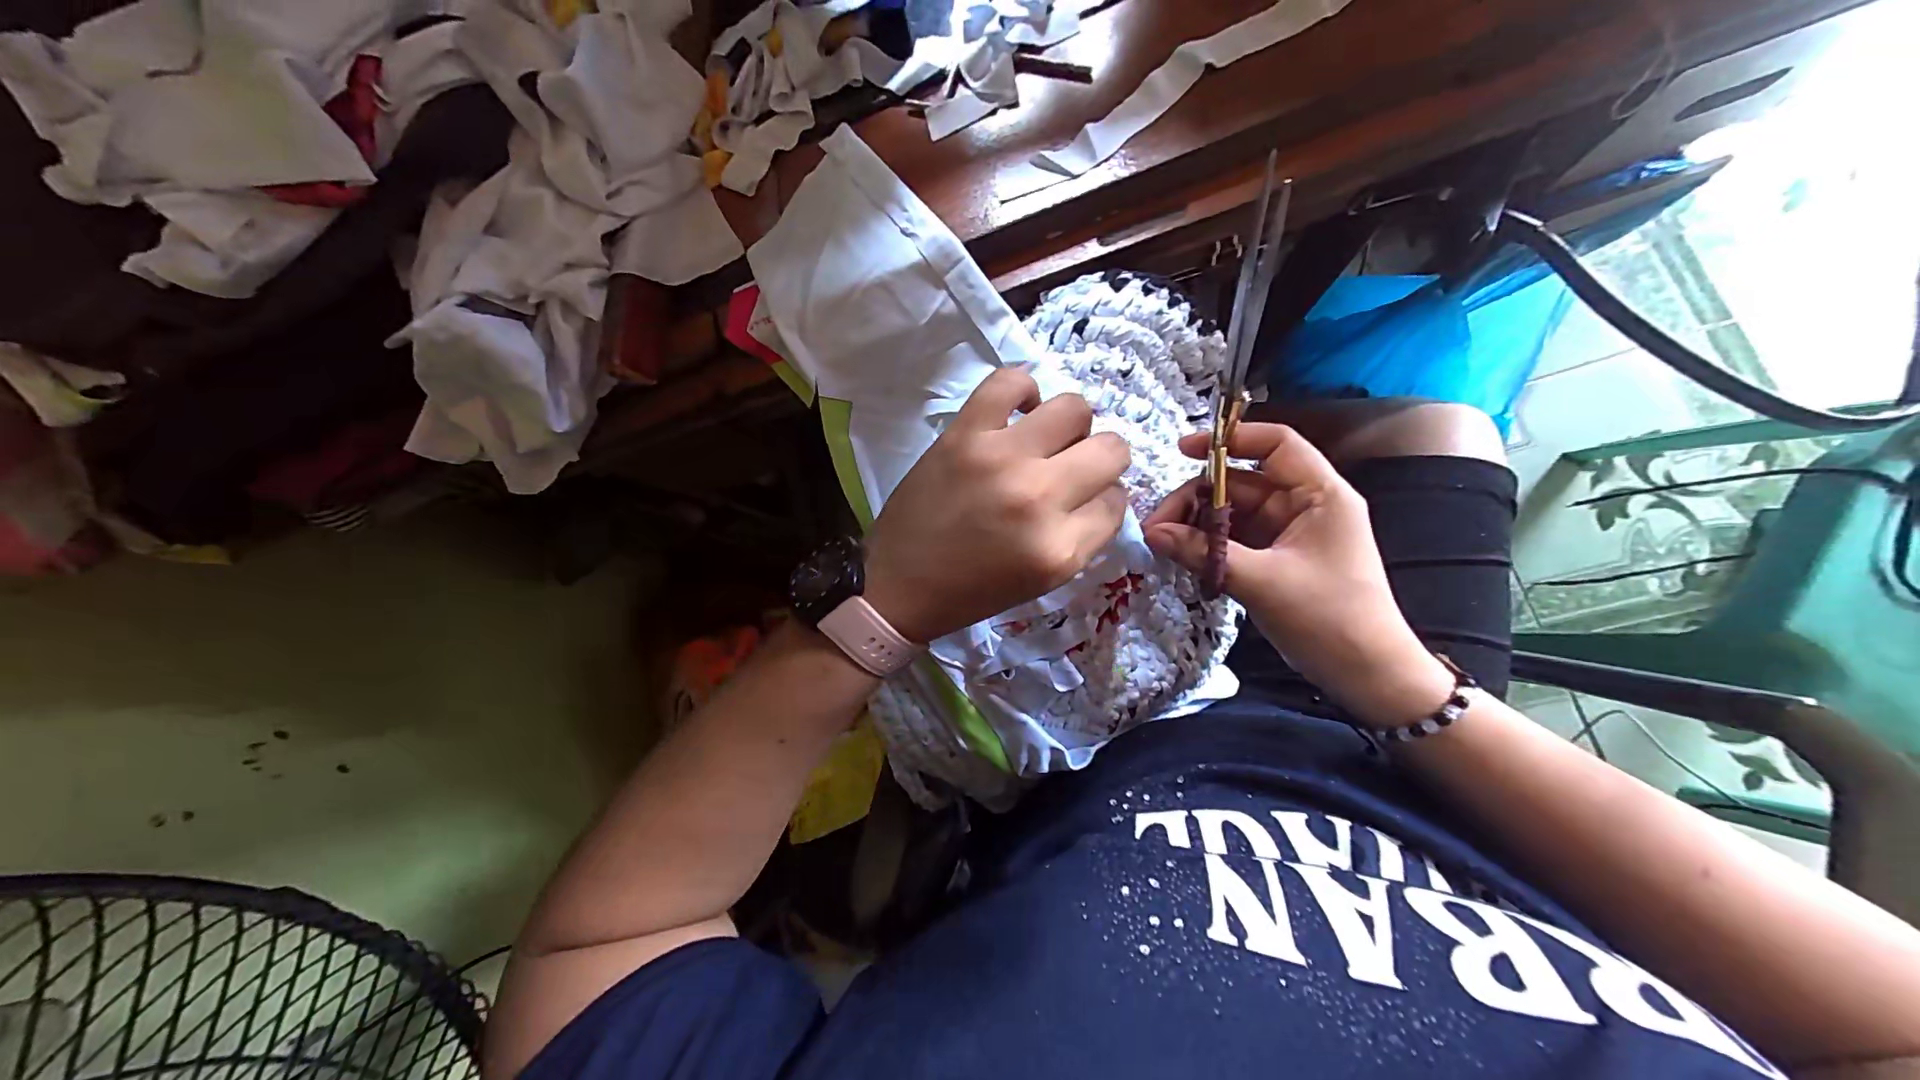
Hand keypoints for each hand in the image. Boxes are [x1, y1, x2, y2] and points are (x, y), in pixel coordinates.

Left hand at [863, 368, 1130, 644]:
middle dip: (1100, 459)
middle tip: (1068, 468)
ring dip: (1069, 426)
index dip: (1104, 497)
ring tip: (1043, 441)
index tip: (1081, 500)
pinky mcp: (964, 435)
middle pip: (1111, 450)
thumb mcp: (1044, 578)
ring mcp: (1001, 459)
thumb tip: (1103, 486)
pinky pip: (1010, 382)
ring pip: (1074, 409)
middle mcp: (1040, 498)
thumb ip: (1082, 534)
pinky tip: (1018, 411)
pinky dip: (1022, 390)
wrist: (899, 586)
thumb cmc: (972, 589)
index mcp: (1061, 548)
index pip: (1118, 500)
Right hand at [1140, 422, 1452, 727]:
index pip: (1277, 444)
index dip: (1230, 439)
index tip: (1183, 449)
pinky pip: (1236, 539)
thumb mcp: (1262, 582)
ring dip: (1198, 523)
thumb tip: (1152, 533)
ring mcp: (1291, 534)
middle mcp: (1305, 506)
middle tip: (1158, 523)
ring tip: (1162, 541)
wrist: (1368, 674)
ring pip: (1234, 512)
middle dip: (1198, 498)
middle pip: (1243, 482)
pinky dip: (1209, 544)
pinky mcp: (1278, 559)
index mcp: (1321, 495)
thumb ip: (1204, 553)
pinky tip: (1182, 554)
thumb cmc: (1329, 619)